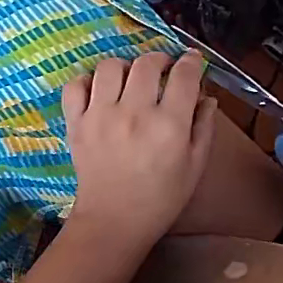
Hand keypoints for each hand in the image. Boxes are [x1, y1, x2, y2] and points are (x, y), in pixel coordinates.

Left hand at [63, 52, 217, 247]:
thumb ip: (204, 128)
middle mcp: (134, 112)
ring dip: (125, 67)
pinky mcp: (76, 123)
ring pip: (110, 66)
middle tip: (163, 71)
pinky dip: (87, 81)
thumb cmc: (161, 198)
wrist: (115, 222)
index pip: (183, 75)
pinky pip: (75, 85)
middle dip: (160, 60)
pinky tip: (99, 92)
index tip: (192, 61)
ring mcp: (100, 115)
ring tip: (130, 81)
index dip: (191, 62)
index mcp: (169, 124)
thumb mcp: (195, 166)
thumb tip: (207, 97)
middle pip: (147, 63)